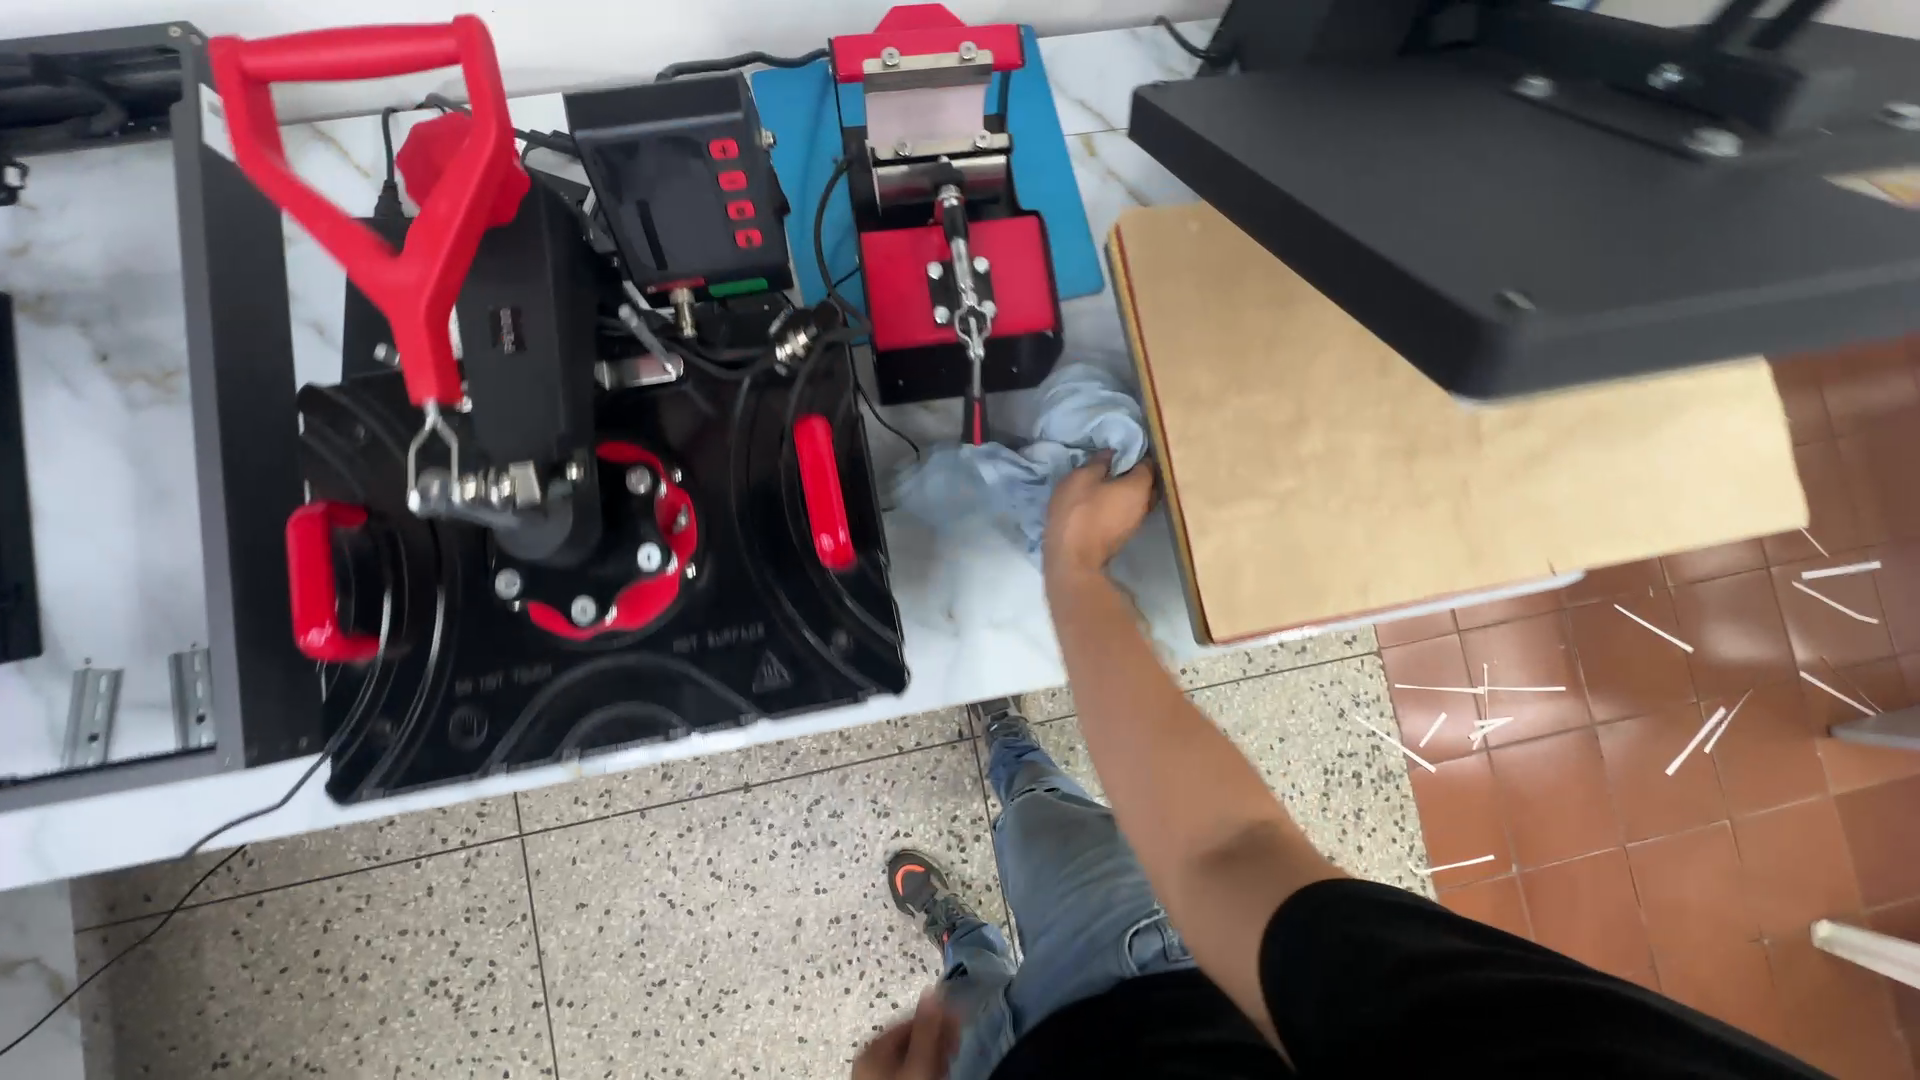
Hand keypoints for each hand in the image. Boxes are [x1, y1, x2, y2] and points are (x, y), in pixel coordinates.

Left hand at [851, 990, 961, 1079]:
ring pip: (909, 1057)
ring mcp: (875, 1078)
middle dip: (936, 1038)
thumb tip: (934, 991)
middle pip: (909, 1038)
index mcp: (872, 1047)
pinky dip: (924, 1071)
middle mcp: (869, 1059)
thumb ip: (926, 1029)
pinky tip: (937, 1075)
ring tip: (949, 1063)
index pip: (909, 1018)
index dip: (936, 1017)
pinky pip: (906, 1073)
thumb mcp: (918, 1066)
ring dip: (933, 1056)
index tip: (960, 1022)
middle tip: (957, 1044)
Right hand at [1044, 452, 1154, 581]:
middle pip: (1147, 483)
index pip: (1147, 463)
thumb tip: (1111, 453)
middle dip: (1134, 473)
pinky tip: (1103, 502)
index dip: (1135, 453)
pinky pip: (1128, 512)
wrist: (1073, 558)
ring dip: (1126, 491)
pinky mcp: (1124, 536)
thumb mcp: (1081, 478)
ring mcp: (1136, 523)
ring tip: (1107, 483)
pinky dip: (1120, 504)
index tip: (1120, 450)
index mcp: (1139, 486)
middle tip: (1114, 466)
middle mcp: (1145, 504)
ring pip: (1138, 499)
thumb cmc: (1078, 512)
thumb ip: (1099, 462)